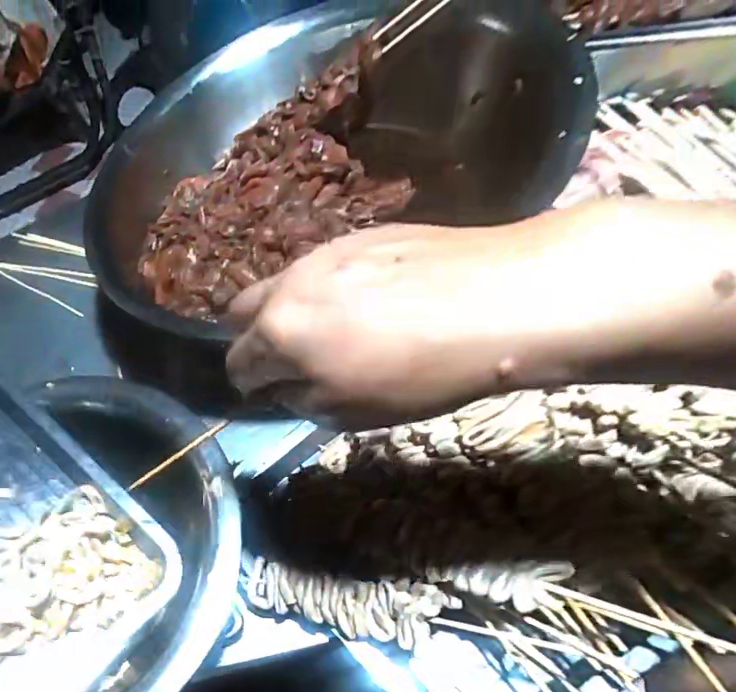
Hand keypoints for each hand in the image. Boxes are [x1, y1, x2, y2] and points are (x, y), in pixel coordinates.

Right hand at [224, 205, 640, 428]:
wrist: (498, 300)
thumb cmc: (420, 373)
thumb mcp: (349, 412)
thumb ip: (300, 399)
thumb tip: (283, 386)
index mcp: (278, 334)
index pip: (237, 364)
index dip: (251, 386)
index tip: (272, 394)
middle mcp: (288, 285)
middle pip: (241, 314)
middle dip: (255, 342)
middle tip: (292, 362)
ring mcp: (322, 253)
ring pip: (279, 286)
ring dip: (287, 312)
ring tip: (329, 332)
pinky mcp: (358, 235)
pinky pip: (318, 269)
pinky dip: (321, 291)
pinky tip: (363, 305)